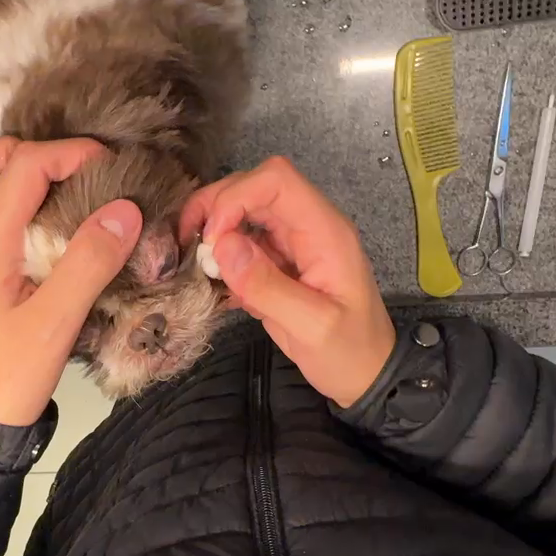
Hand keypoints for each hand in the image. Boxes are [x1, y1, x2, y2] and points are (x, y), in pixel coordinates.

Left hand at [0, 137, 142, 426]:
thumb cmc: (5, 377)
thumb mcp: (54, 323)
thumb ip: (88, 263)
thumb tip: (125, 210)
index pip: (23, 167)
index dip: (70, 155)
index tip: (111, 168)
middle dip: (23, 154)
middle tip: (68, 175)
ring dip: (11, 181)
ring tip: (59, 200)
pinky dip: (13, 212)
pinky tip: (49, 238)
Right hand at [181, 157, 394, 408]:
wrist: (366, 375)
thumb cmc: (348, 352)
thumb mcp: (312, 326)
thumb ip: (268, 287)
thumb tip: (222, 246)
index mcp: (324, 231)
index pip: (276, 181)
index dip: (235, 198)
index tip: (211, 239)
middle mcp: (308, 227)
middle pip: (254, 187)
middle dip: (215, 208)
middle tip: (189, 246)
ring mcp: (293, 244)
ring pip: (244, 211)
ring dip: (213, 230)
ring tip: (195, 264)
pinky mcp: (279, 263)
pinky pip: (243, 242)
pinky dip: (221, 256)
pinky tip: (211, 283)